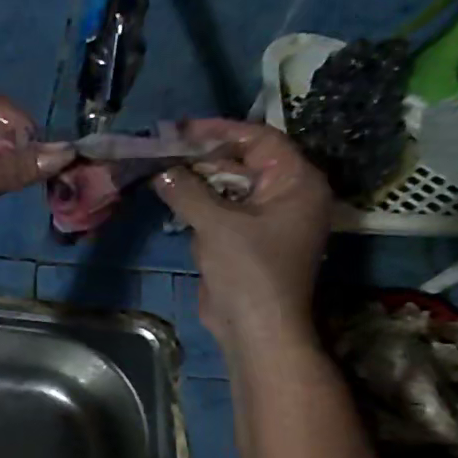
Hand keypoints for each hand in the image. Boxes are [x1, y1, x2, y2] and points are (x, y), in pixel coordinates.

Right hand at [152, 118, 330, 347]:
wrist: (254, 329)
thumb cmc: (248, 271)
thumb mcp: (215, 224)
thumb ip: (186, 190)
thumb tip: (160, 170)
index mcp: (297, 183)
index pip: (259, 140)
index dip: (219, 130)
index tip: (180, 128)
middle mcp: (287, 196)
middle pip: (243, 163)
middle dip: (203, 157)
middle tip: (164, 148)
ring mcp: (267, 220)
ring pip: (229, 188)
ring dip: (197, 181)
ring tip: (161, 168)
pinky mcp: (247, 241)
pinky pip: (222, 212)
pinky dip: (199, 205)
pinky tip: (171, 196)